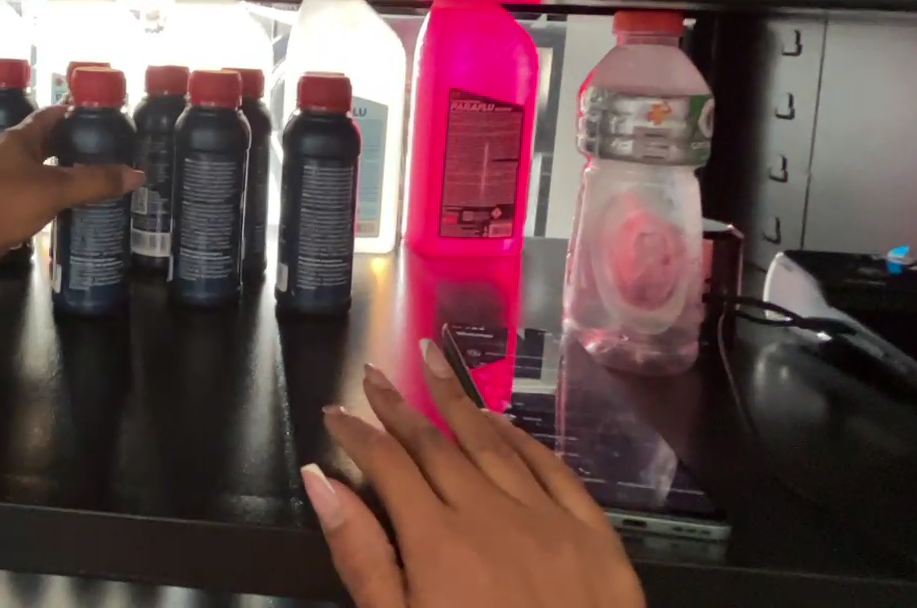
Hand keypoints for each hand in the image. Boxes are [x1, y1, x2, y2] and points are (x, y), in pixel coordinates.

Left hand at [0, 105, 141, 278]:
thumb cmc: (2, 204)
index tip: (106, 118)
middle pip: (49, 142)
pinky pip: (36, 193)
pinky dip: (56, 195)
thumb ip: (95, 181)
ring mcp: (4, 180)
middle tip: (111, 152)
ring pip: (43, 169)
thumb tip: (137, 174)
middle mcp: (10, 154)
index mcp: (20, 138)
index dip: (78, 112)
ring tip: (100, 178)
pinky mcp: (2, 205)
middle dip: (77, 145)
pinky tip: (73, 206)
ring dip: (67, 172)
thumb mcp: (54, 189)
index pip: (53, 114)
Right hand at [301, 340, 644, 607]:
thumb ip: (361, 556)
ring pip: (492, 442)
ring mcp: (550, 524)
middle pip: (434, 443)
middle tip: (372, 373)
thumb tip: (318, 477)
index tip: (334, 411)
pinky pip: (554, 470)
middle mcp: (492, 516)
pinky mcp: (598, 542)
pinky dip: (522, 438)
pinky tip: (499, 419)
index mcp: (439, 543)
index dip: (356, 433)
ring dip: (456, 398)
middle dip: (397, 406)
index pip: (386, 464)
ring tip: (430, 359)